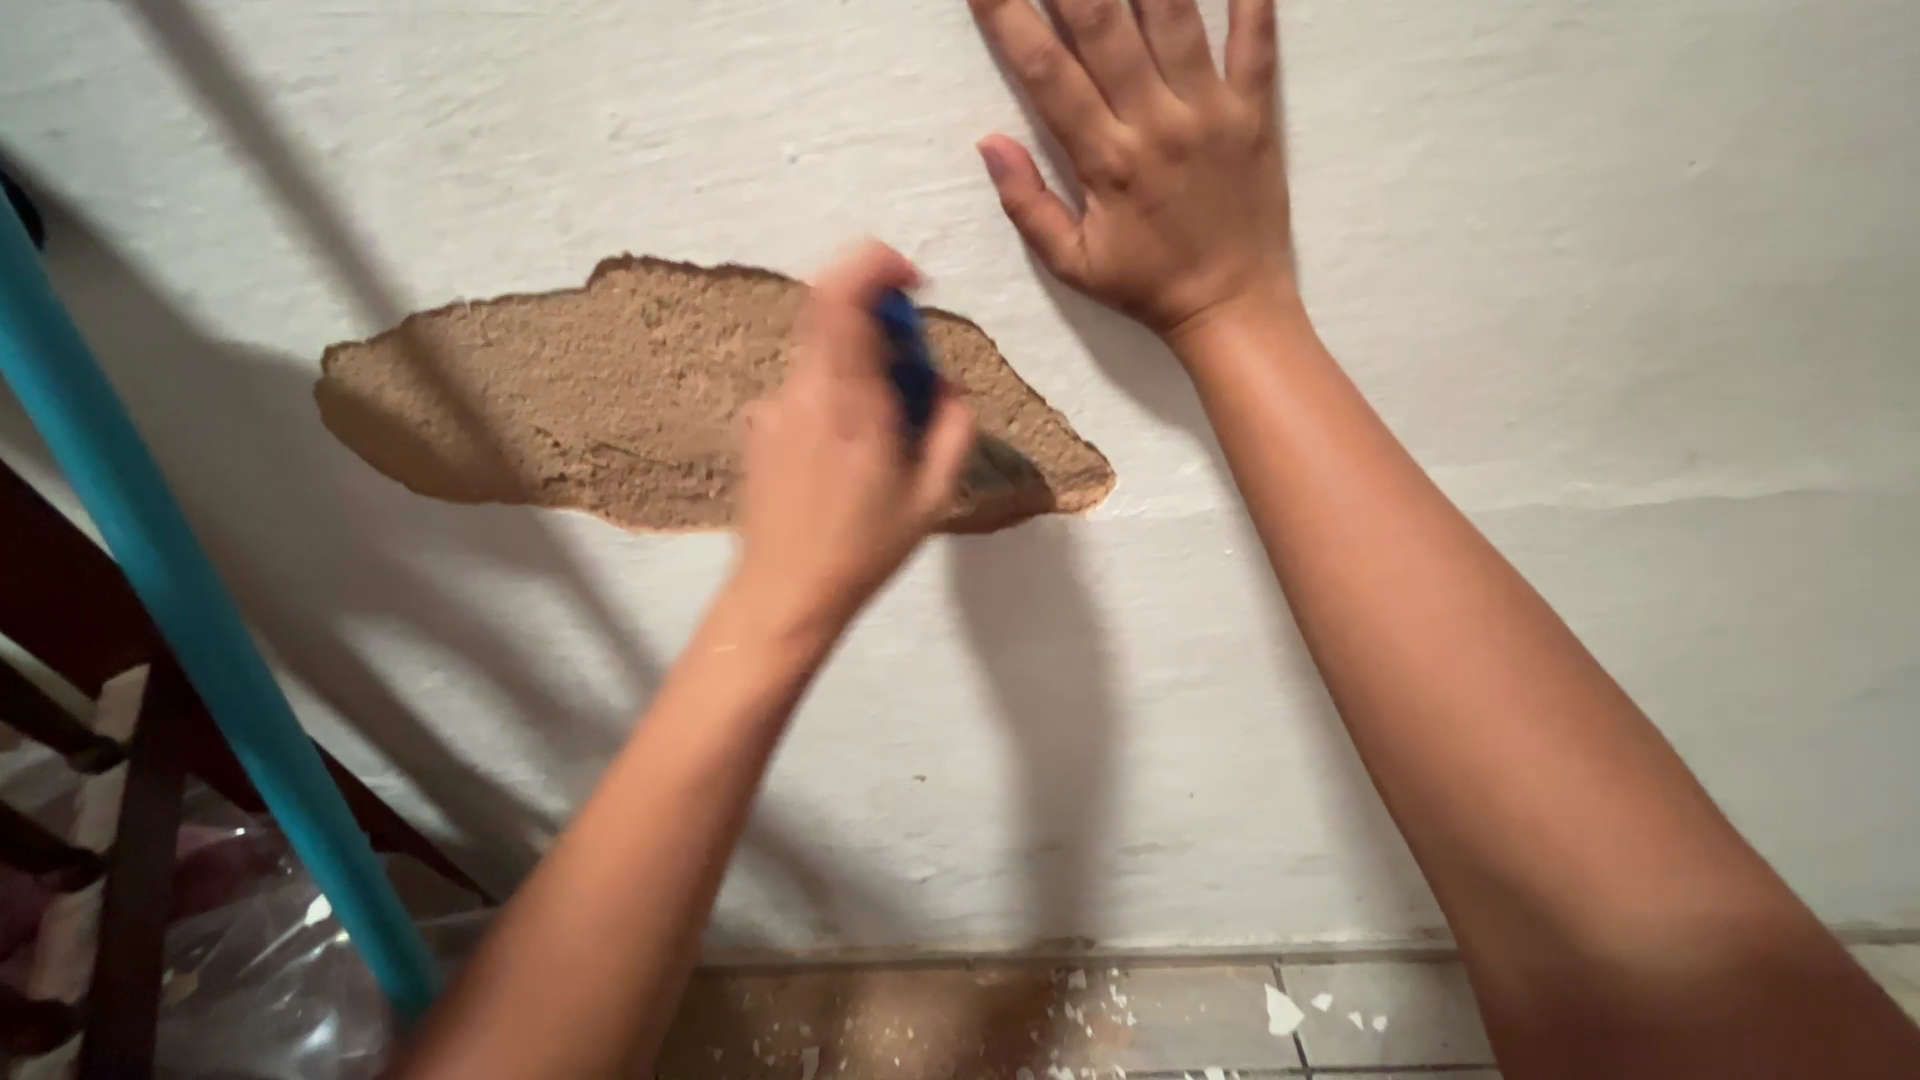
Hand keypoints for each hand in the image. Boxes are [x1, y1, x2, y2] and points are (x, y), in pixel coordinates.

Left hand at [732, 241, 976, 640]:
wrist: (784, 592)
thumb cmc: (863, 549)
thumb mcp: (932, 498)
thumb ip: (952, 428)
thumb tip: (946, 385)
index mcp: (849, 401)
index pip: (844, 293)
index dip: (876, 265)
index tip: (911, 284)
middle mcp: (803, 390)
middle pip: (830, 309)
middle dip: (880, 321)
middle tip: (909, 373)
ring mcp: (773, 407)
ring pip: (821, 351)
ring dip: (860, 364)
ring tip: (881, 431)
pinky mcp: (759, 426)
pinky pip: (805, 385)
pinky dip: (836, 393)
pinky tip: (846, 453)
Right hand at [969, 0, 1294, 338]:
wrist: (1231, 306)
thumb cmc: (1146, 286)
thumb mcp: (1072, 266)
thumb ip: (1028, 206)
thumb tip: (988, 142)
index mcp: (1106, 161)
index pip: (1046, 72)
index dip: (1009, 17)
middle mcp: (1155, 121)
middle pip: (1104, 21)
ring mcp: (1211, 109)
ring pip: (1173, 11)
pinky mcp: (1255, 109)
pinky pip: (1255, 34)